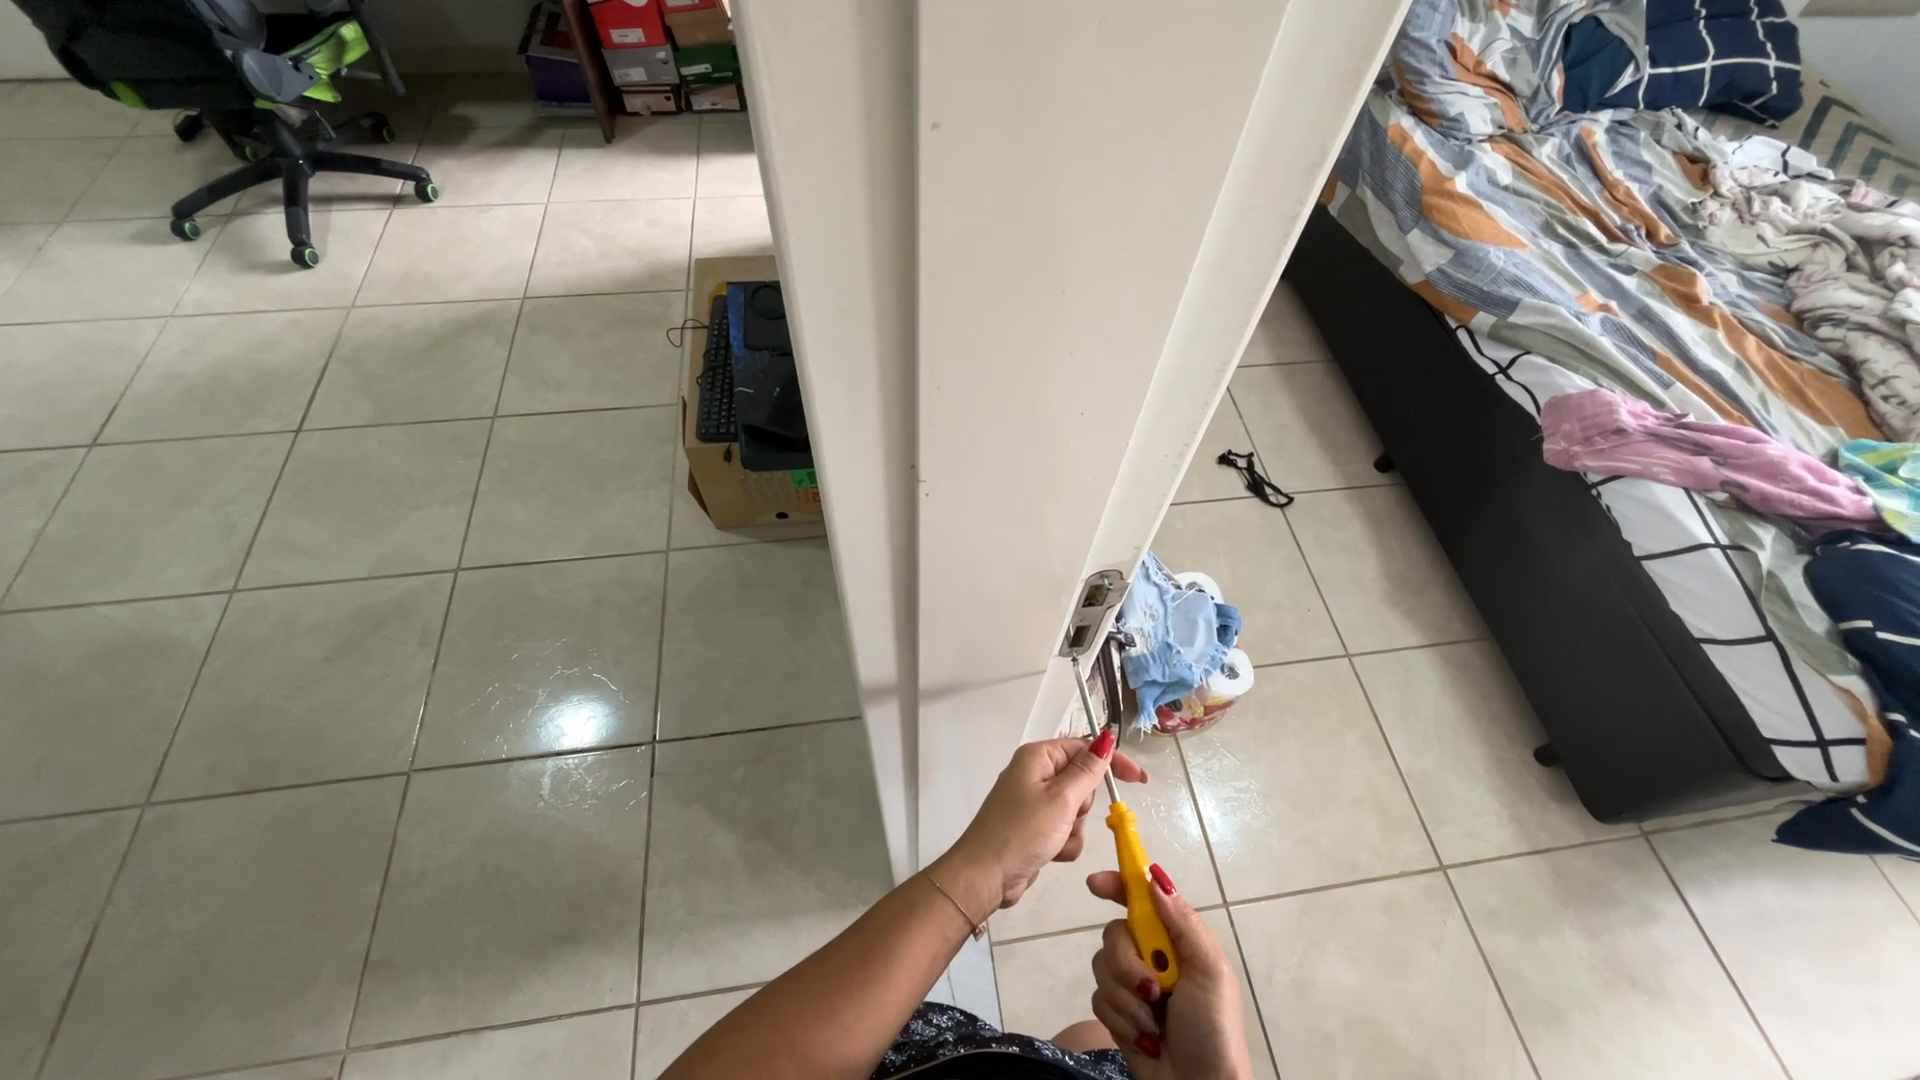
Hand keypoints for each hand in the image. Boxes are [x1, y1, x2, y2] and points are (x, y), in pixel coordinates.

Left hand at [931, 734, 1145, 916]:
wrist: (986, 876)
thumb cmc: (1022, 832)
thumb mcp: (1060, 799)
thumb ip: (1087, 770)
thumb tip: (1106, 737)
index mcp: (1038, 757)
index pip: (1084, 748)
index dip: (1112, 761)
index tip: (1139, 780)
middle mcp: (1036, 775)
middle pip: (1083, 781)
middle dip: (1084, 805)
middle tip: (1068, 816)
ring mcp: (1035, 803)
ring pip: (1077, 811)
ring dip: (1074, 829)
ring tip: (1055, 839)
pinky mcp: (1037, 829)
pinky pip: (1066, 831)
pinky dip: (1065, 843)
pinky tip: (1050, 854)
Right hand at [1087, 867, 1251, 1079]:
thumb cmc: (1213, 1027)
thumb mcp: (1210, 970)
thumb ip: (1182, 922)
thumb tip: (1154, 878)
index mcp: (1176, 938)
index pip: (1141, 898)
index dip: (1117, 884)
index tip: (1094, 884)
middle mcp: (1151, 955)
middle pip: (1113, 933)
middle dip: (1127, 963)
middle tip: (1152, 988)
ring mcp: (1132, 984)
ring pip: (1101, 967)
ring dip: (1126, 999)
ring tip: (1152, 1023)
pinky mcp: (1118, 1013)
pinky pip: (1098, 999)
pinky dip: (1120, 1019)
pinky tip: (1143, 1037)